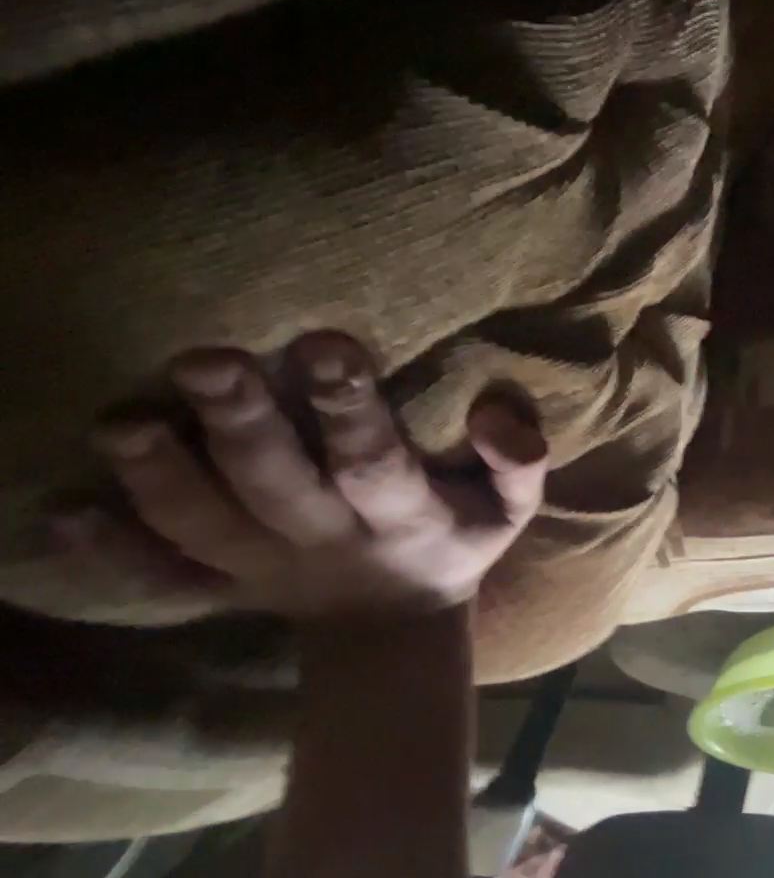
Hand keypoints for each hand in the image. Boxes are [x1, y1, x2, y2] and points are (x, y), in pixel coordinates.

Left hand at [86, 331, 546, 618]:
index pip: (375, 463)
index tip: (324, 345)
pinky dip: (111, 552)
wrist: (397, 622)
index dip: (349, 408)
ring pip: (203, 527)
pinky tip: (61, 514)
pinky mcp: (221, 586)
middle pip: (277, 486)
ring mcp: (265, 569)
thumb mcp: (515, 508)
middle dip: (241, 424)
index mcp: (405, 518)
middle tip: (204, 361)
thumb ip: (519, 459)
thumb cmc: (461, 540)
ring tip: (122, 422)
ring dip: (160, 478)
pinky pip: (162, 575)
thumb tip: (494, 410)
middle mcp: (328, 541)